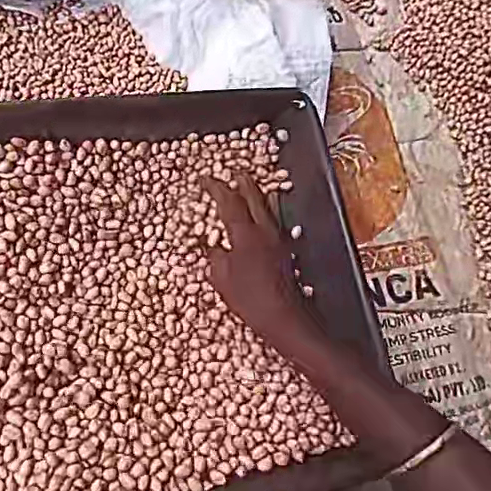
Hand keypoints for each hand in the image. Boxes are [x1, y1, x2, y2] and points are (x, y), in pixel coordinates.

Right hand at [201, 173, 321, 348]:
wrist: (284, 317)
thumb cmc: (250, 299)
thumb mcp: (222, 278)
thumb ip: (215, 256)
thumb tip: (212, 246)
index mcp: (245, 234)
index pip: (229, 201)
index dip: (216, 188)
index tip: (205, 180)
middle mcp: (265, 231)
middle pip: (254, 197)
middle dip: (242, 182)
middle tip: (233, 173)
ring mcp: (278, 239)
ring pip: (268, 207)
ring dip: (257, 194)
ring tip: (249, 187)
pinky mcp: (285, 251)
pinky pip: (275, 221)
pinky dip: (267, 212)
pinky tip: (265, 216)